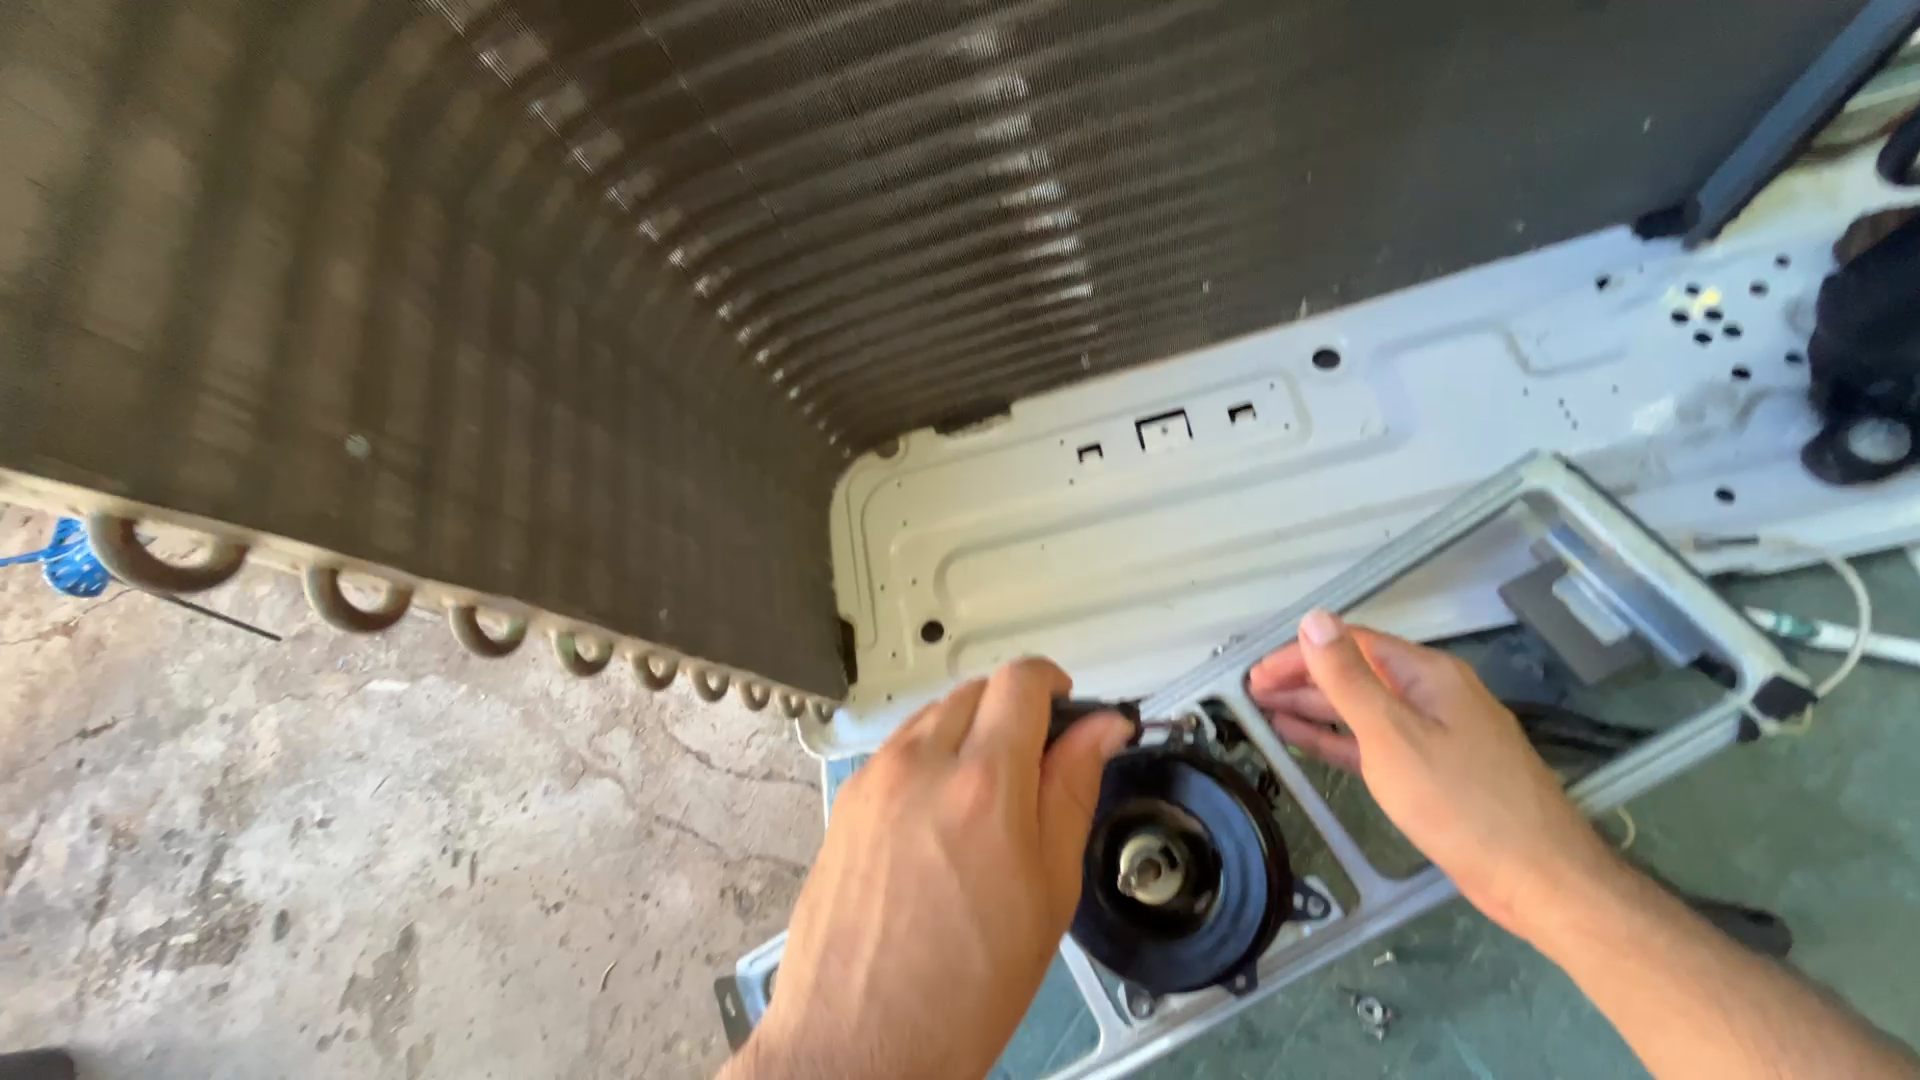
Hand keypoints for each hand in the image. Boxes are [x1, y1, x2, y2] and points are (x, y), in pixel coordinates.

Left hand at [723, 659, 1133, 1079]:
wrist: (857, 1043)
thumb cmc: (958, 991)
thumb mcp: (1047, 891)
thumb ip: (1073, 791)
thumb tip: (1100, 733)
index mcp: (982, 786)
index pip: (1021, 682)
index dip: (1054, 681)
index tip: (1067, 702)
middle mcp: (920, 766)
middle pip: (978, 688)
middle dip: (1015, 708)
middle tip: (1037, 757)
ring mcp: (875, 778)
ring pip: (936, 713)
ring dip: (971, 730)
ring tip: (988, 794)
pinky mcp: (849, 798)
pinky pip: (899, 747)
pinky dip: (931, 754)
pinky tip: (942, 812)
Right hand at [1249, 610, 1618, 936]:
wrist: (1538, 878)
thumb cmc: (1460, 801)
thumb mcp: (1392, 733)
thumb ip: (1347, 677)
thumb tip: (1314, 619)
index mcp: (1427, 675)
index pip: (1349, 645)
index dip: (1299, 653)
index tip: (1257, 673)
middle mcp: (1431, 694)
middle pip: (1355, 673)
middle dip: (1302, 679)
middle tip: (1252, 692)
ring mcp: (1433, 733)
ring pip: (1361, 708)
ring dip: (1313, 707)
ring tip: (1265, 710)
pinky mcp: (1431, 769)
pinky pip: (1371, 741)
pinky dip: (1336, 738)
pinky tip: (1302, 738)